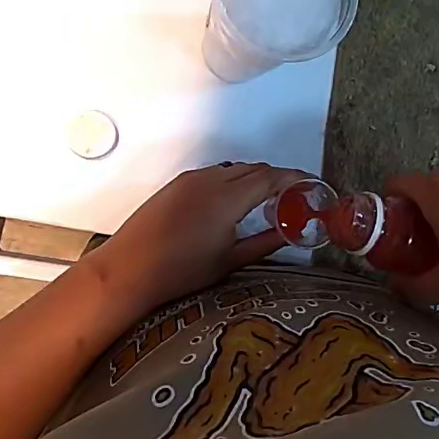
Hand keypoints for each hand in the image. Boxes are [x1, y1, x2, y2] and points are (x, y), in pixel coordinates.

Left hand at [86, 162, 307, 308]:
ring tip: (264, 201)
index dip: (294, 179)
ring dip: (253, 178)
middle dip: (276, 178)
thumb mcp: (230, 260)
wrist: (129, 270)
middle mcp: (210, 180)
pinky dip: (232, 181)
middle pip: (254, 169)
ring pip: (233, 169)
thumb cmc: (178, 270)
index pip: (271, 177)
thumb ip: (265, 242)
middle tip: (291, 197)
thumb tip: (287, 233)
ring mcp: (191, 180)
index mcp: (228, 198)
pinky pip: (214, 174)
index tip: (309, 184)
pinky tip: (233, 203)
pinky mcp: (177, 185)